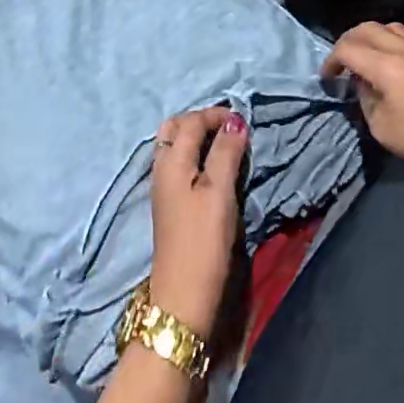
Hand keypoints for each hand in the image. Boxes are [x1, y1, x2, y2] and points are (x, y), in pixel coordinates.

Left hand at [148, 106, 248, 338]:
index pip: (191, 121)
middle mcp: (160, 164)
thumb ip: (225, 154)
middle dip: (201, 120)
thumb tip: (235, 121)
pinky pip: (177, 160)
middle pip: (176, 127)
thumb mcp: (219, 192)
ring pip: (174, 143)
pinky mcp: (168, 198)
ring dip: (196, 135)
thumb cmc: (203, 238)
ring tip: (224, 142)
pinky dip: (194, 152)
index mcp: (170, 158)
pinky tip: (211, 164)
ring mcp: (161, 181)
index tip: (243, 118)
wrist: (183, 287)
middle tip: (231, 126)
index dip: (216, 114)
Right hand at [322, 22, 403, 190]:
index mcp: (387, 67)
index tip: (329, 78)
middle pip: (366, 28)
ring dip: (373, 39)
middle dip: (347, 42)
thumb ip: (366, 98)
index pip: (346, 49)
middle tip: (343, 62)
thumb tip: (364, 83)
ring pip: (392, 28)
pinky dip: (396, 45)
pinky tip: (400, 67)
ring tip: (370, 59)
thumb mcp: (382, 128)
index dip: (331, 62)